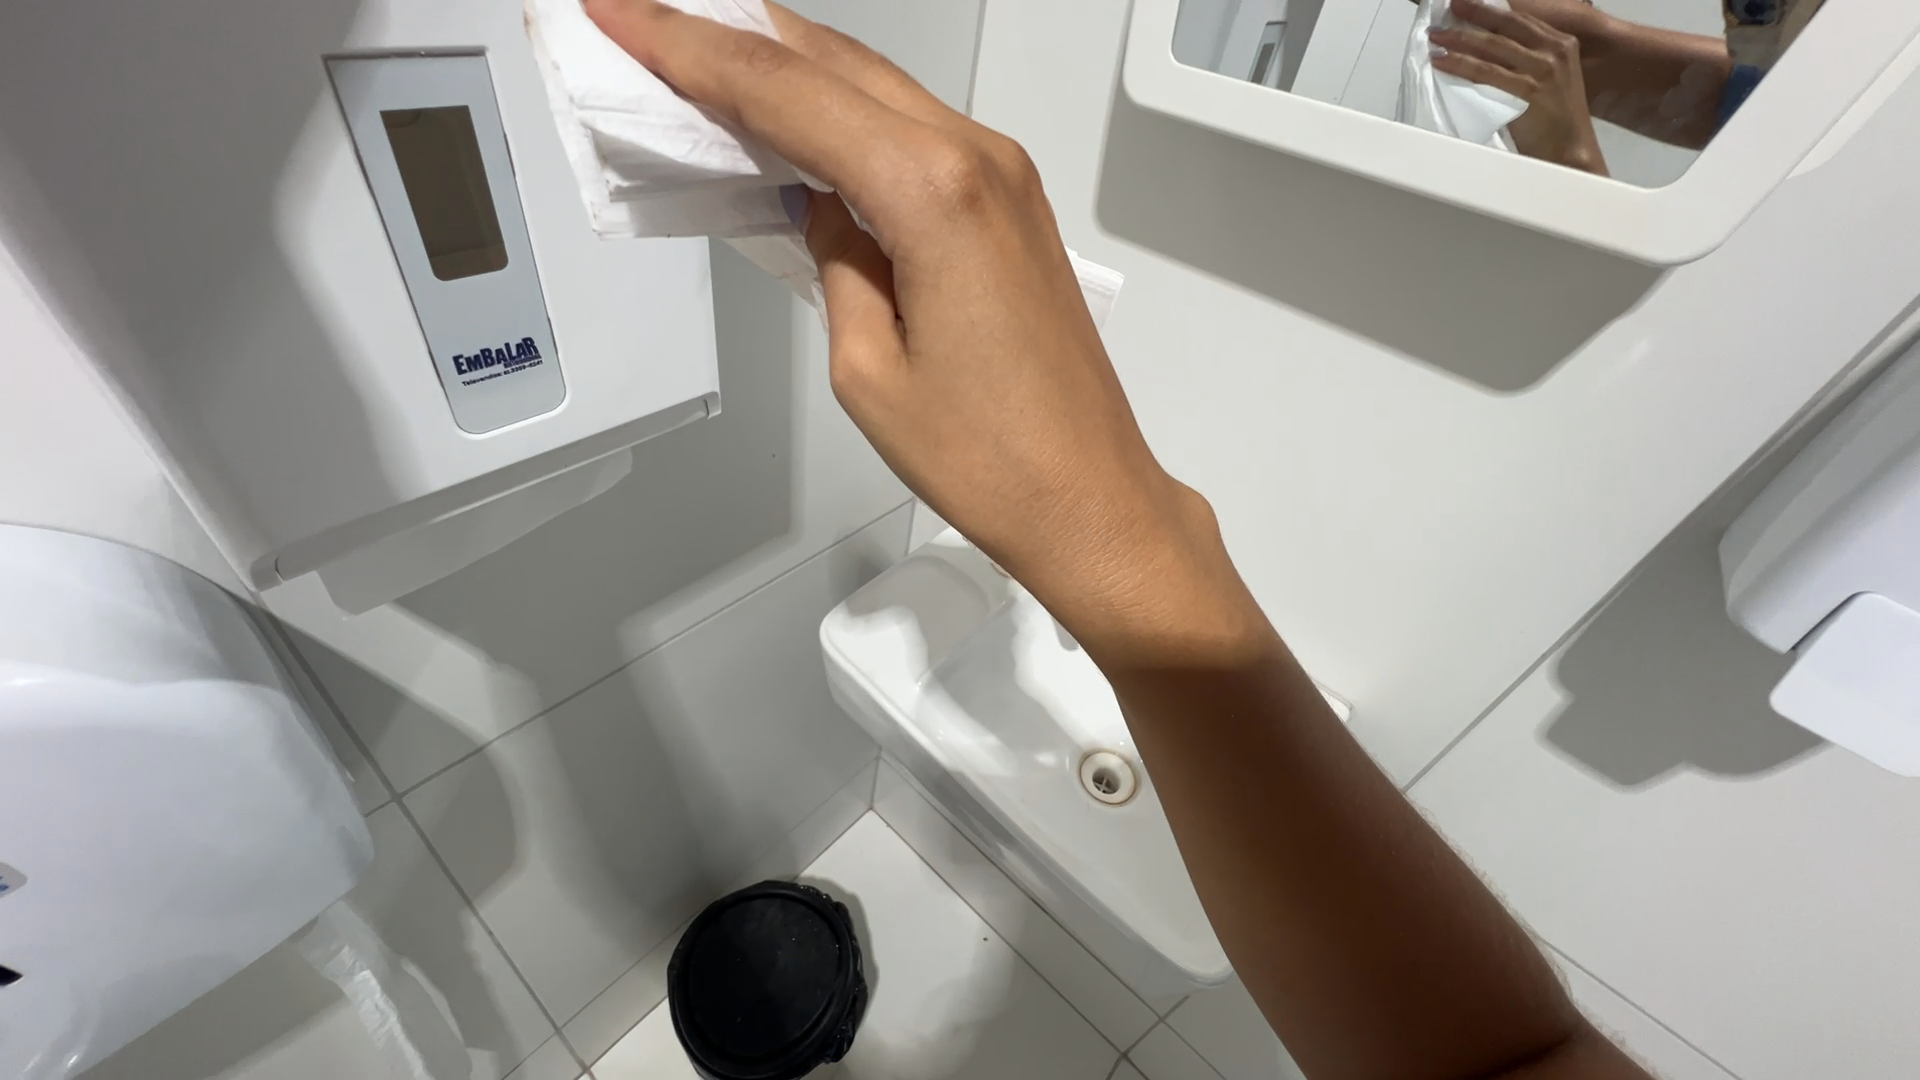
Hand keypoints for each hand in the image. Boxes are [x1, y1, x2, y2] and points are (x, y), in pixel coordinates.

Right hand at [585, 0, 1262, 663]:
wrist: (1086, 498)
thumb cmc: (997, 460)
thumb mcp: (869, 368)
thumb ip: (836, 262)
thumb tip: (825, 209)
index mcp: (936, 195)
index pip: (790, 95)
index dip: (695, 51)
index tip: (627, 19)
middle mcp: (983, 166)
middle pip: (837, 69)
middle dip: (742, 46)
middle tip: (661, 31)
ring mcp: (1010, 187)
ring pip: (883, 97)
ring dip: (801, 82)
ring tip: (722, 77)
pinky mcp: (1018, 218)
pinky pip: (923, 144)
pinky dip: (859, 130)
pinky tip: (816, 141)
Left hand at [1429, 0, 1609, 174]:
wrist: (1570, 149)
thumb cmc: (1555, 123)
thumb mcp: (1547, 83)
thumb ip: (1527, 66)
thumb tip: (1494, 60)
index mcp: (1560, 44)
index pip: (1521, 18)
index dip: (1493, 8)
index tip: (1470, 1)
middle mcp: (1554, 50)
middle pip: (1506, 25)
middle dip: (1475, 13)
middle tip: (1450, 4)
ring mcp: (1542, 69)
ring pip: (1492, 47)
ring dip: (1459, 39)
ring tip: (1435, 35)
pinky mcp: (1528, 90)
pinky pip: (1486, 73)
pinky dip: (1460, 65)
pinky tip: (1442, 61)